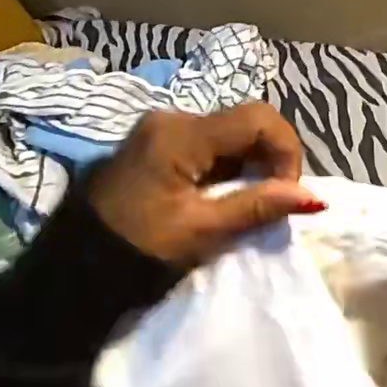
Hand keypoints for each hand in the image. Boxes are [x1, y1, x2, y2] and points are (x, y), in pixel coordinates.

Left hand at [87, 104, 324, 266]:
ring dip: (252, 161)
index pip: (258, 118)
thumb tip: (314, 198)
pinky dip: (229, 163)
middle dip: (271, 156)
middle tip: (273, 199)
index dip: (286, 150)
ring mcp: (163, 126)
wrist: (71, 269)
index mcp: (181, 134)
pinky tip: (226, 193)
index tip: (287, 191)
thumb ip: (258, 206)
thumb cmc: (137, 250)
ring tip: (251, 200)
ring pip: (231, 130)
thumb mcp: (202, 231)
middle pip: (246, 120)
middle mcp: (173, 117)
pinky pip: (211, 140)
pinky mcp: (158, 139)